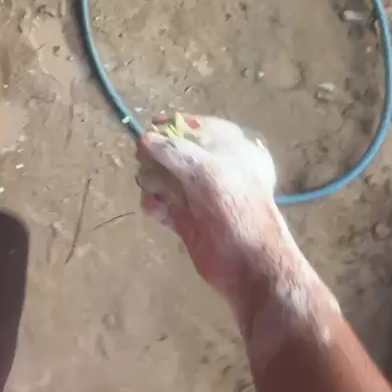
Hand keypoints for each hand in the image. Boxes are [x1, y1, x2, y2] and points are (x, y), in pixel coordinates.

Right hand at [135, 114, 317, 334]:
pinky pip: (160, 202)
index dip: (175, 126)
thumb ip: (170, 149)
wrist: (249, 265)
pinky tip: (156, 210)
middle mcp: (216, 169)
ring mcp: (200, 194)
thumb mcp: (204, 169)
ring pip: (162, 176)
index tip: (153, 130)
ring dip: (151, 182)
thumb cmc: (235, 208)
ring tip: (153, 191)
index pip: (199, 126)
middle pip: (173, 151)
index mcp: (233, 151)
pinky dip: (153, 204)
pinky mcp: (186, 217)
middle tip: (147, 163)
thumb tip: (143, 139)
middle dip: (155, 157)